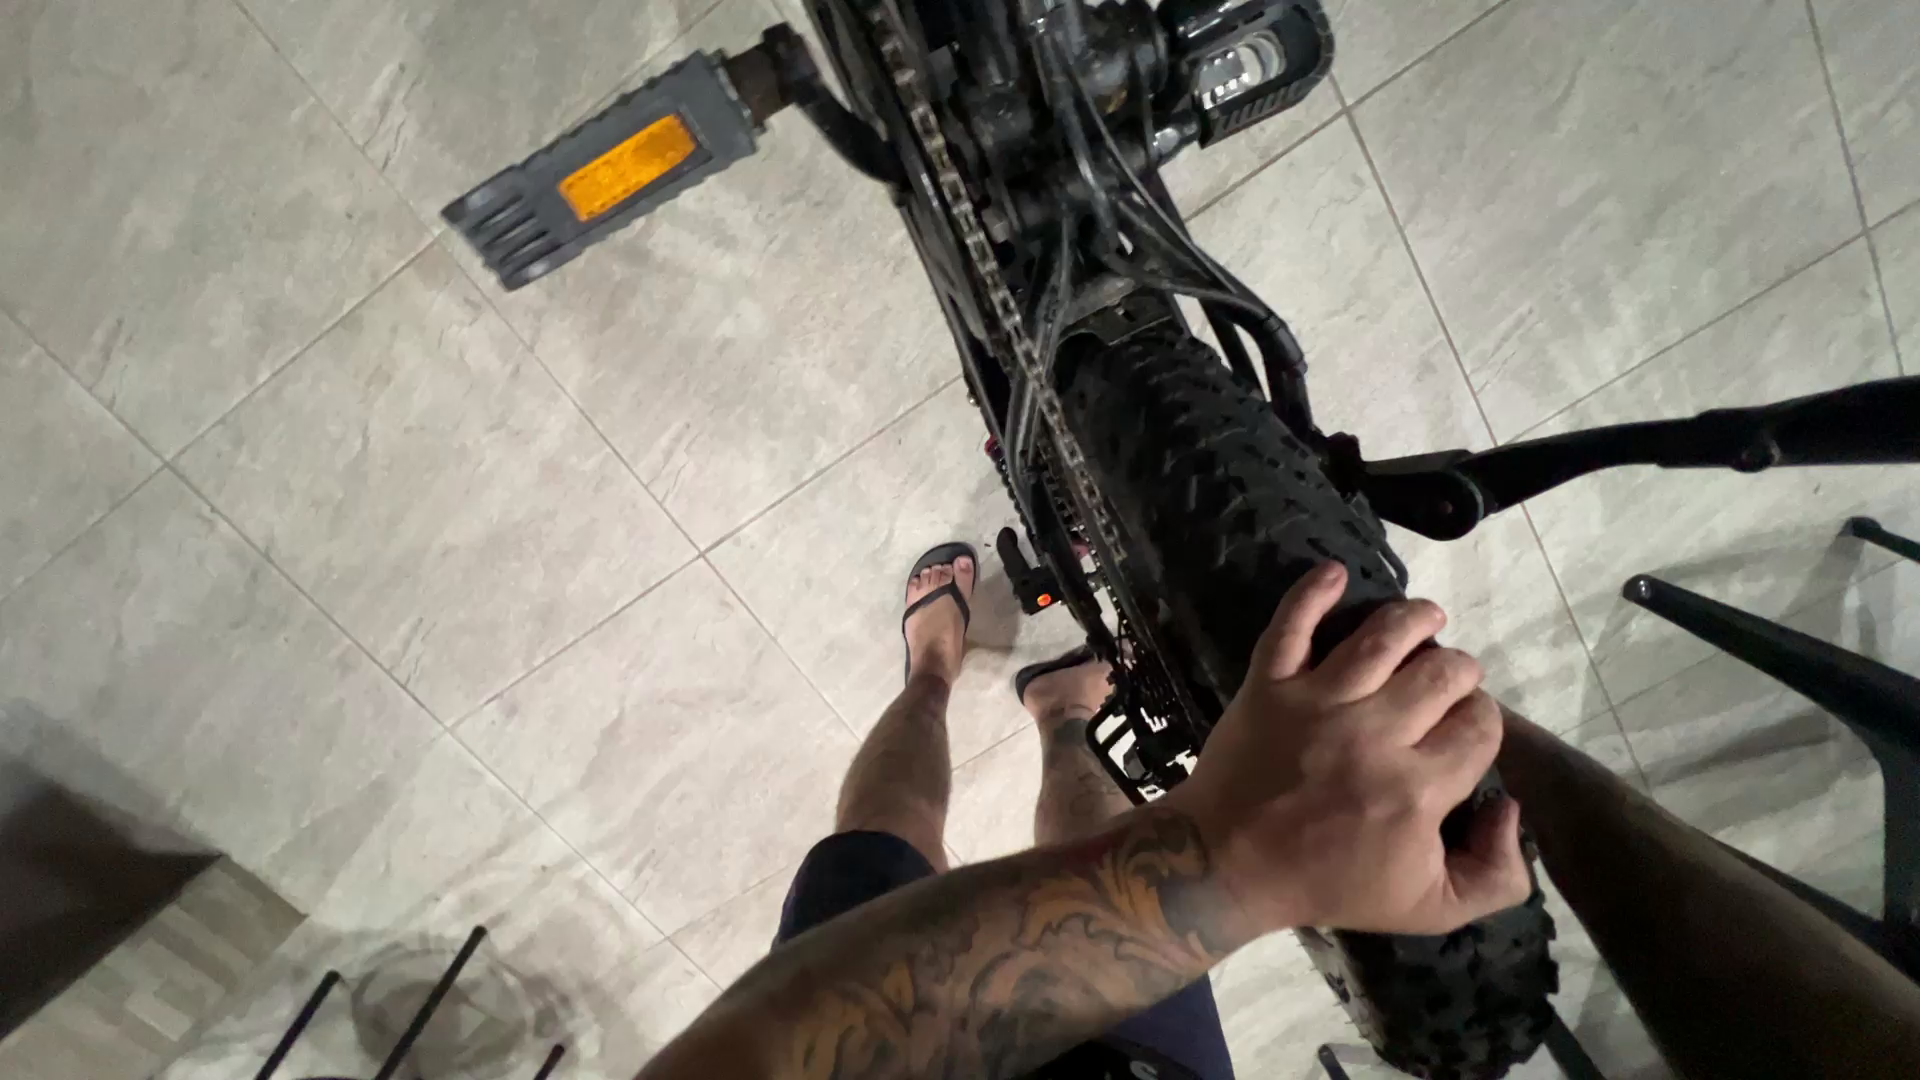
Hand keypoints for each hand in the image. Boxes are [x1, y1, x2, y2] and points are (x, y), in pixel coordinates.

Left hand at [1161, 561, 1530, 935]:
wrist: (1228, 858)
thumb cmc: (1326, 882)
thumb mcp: (1430, 908)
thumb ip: (1497, 873)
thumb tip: (1511, 804)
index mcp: (1419, 787)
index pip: (1477, 726)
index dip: (1480, 716)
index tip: (1464, 722)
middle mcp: (1374, 733)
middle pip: (1441, 673)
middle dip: (1457, 668)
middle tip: (1446, 675)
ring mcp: (1316, 701)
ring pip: (1381, 638)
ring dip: (1414, 617)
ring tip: (1427, 615)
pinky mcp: (1268, 684)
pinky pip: (1291, 626)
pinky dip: (1312, 592)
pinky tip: (1335, 572)